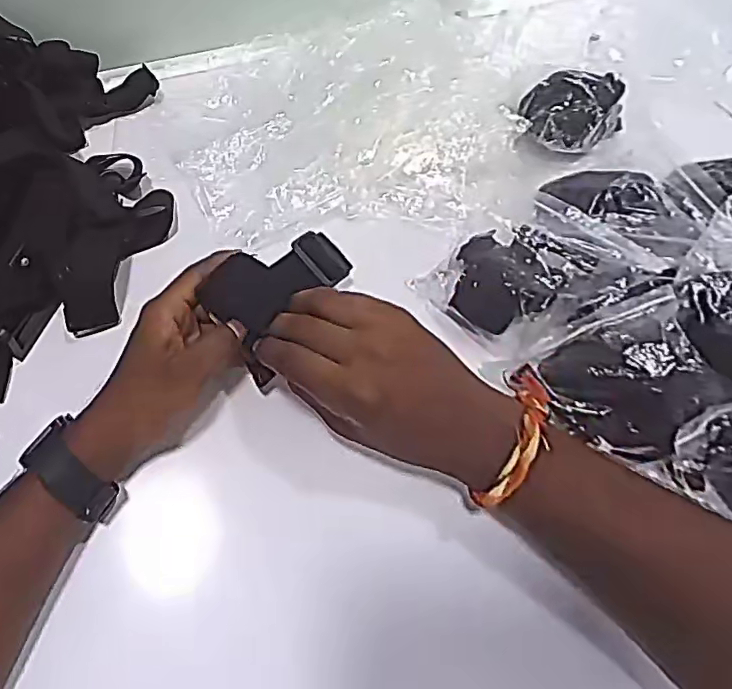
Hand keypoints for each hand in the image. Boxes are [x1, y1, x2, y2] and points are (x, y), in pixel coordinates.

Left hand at [68, 252, 243, 481]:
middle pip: (205, 298)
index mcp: (163, 312)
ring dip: (230, 326)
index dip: (220, 264)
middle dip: (232, 300)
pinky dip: (223, 346)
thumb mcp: (192, 368)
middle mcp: (166, 322)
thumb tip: (243, 325)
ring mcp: (171, 342)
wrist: (120, 436)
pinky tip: (240, 356)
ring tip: (253, 333)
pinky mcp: (177, 362)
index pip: (195, 275)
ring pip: (208, 322)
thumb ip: (223, 341)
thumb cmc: (139, 403)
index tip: (242, 258)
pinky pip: (206, 344)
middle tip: (258, 304)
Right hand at [254, 289, 521, 490]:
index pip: (289, 356)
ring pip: (317, 300)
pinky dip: (324, 298)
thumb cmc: (421, 436)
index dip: (267, 350)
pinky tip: (318, 306)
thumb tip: (287, 370)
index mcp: (352, 390)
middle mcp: (364, 353)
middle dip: (276, 328)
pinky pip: (346, 295)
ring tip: (290, 315)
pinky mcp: (394, 313)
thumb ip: (313, 396)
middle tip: (272, 333)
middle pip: (297, 324)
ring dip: (295, 306)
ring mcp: (380, 328)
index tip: (262, 349)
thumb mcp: (353, 430)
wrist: (469, 425)